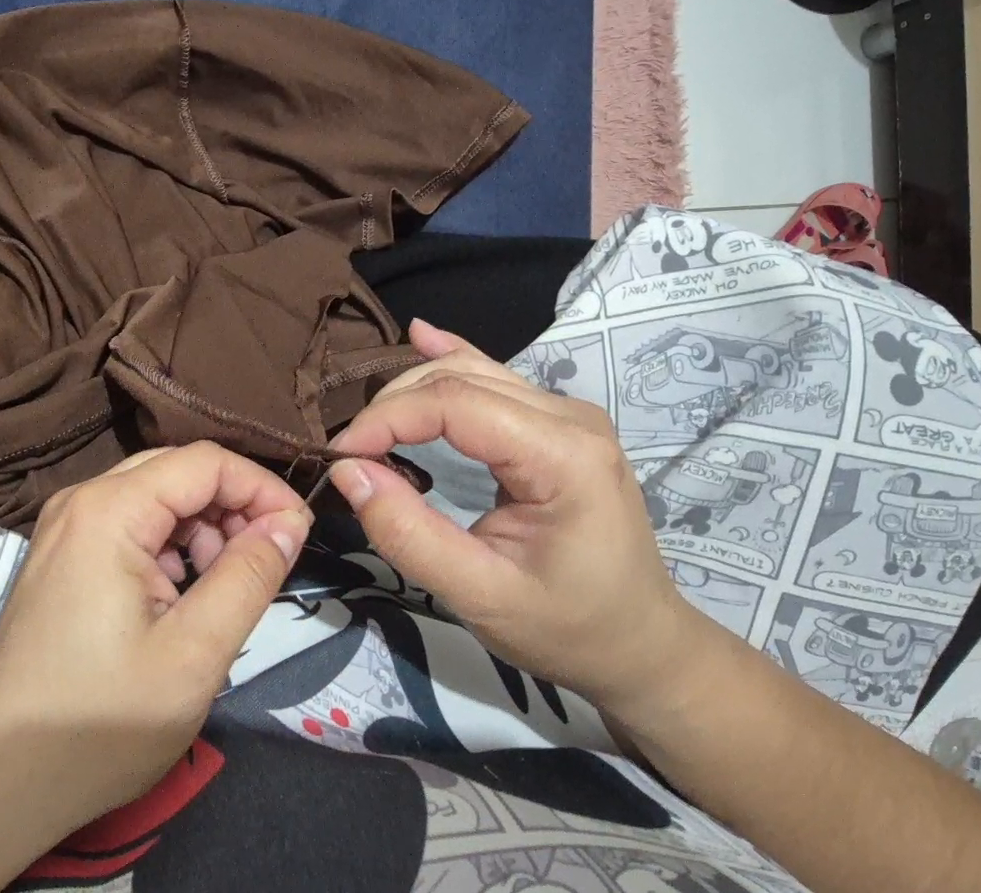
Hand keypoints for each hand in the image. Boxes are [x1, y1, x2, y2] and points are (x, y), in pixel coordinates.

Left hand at [0, 441, 311, 875]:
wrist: (2, 778)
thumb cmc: (101, 722)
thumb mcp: (194, 654)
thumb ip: (249, 577)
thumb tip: (290, 522)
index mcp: (108, 511)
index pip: (205, 462)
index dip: (262, 488)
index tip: (299, 536)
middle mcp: (80, 502)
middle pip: (178, 472)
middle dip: (234, 507)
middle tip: (268, 562)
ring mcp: (64, 529)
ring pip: (155, 498)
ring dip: (203, 530)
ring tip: (224, 589)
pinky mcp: (62, 558)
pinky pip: (130, 527)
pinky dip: (170, 549)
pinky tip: (181, 597)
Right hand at [326, 320, 695, 712]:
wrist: (639, 644)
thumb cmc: (566, 627)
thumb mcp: (481, 597)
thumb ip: (409, 534)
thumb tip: (346, 471)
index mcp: (563, 455)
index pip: (454, 402)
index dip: (387, 418)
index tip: (341, 455)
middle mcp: (569, 417)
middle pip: (459, 378)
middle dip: (392, 406)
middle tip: (349, 454)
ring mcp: (567, 415)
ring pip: (471, 373)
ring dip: (410, 392)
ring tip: (366, 428)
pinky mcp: (557, 424)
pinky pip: (492, 380)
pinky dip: (448, 362)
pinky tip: (420, 335)